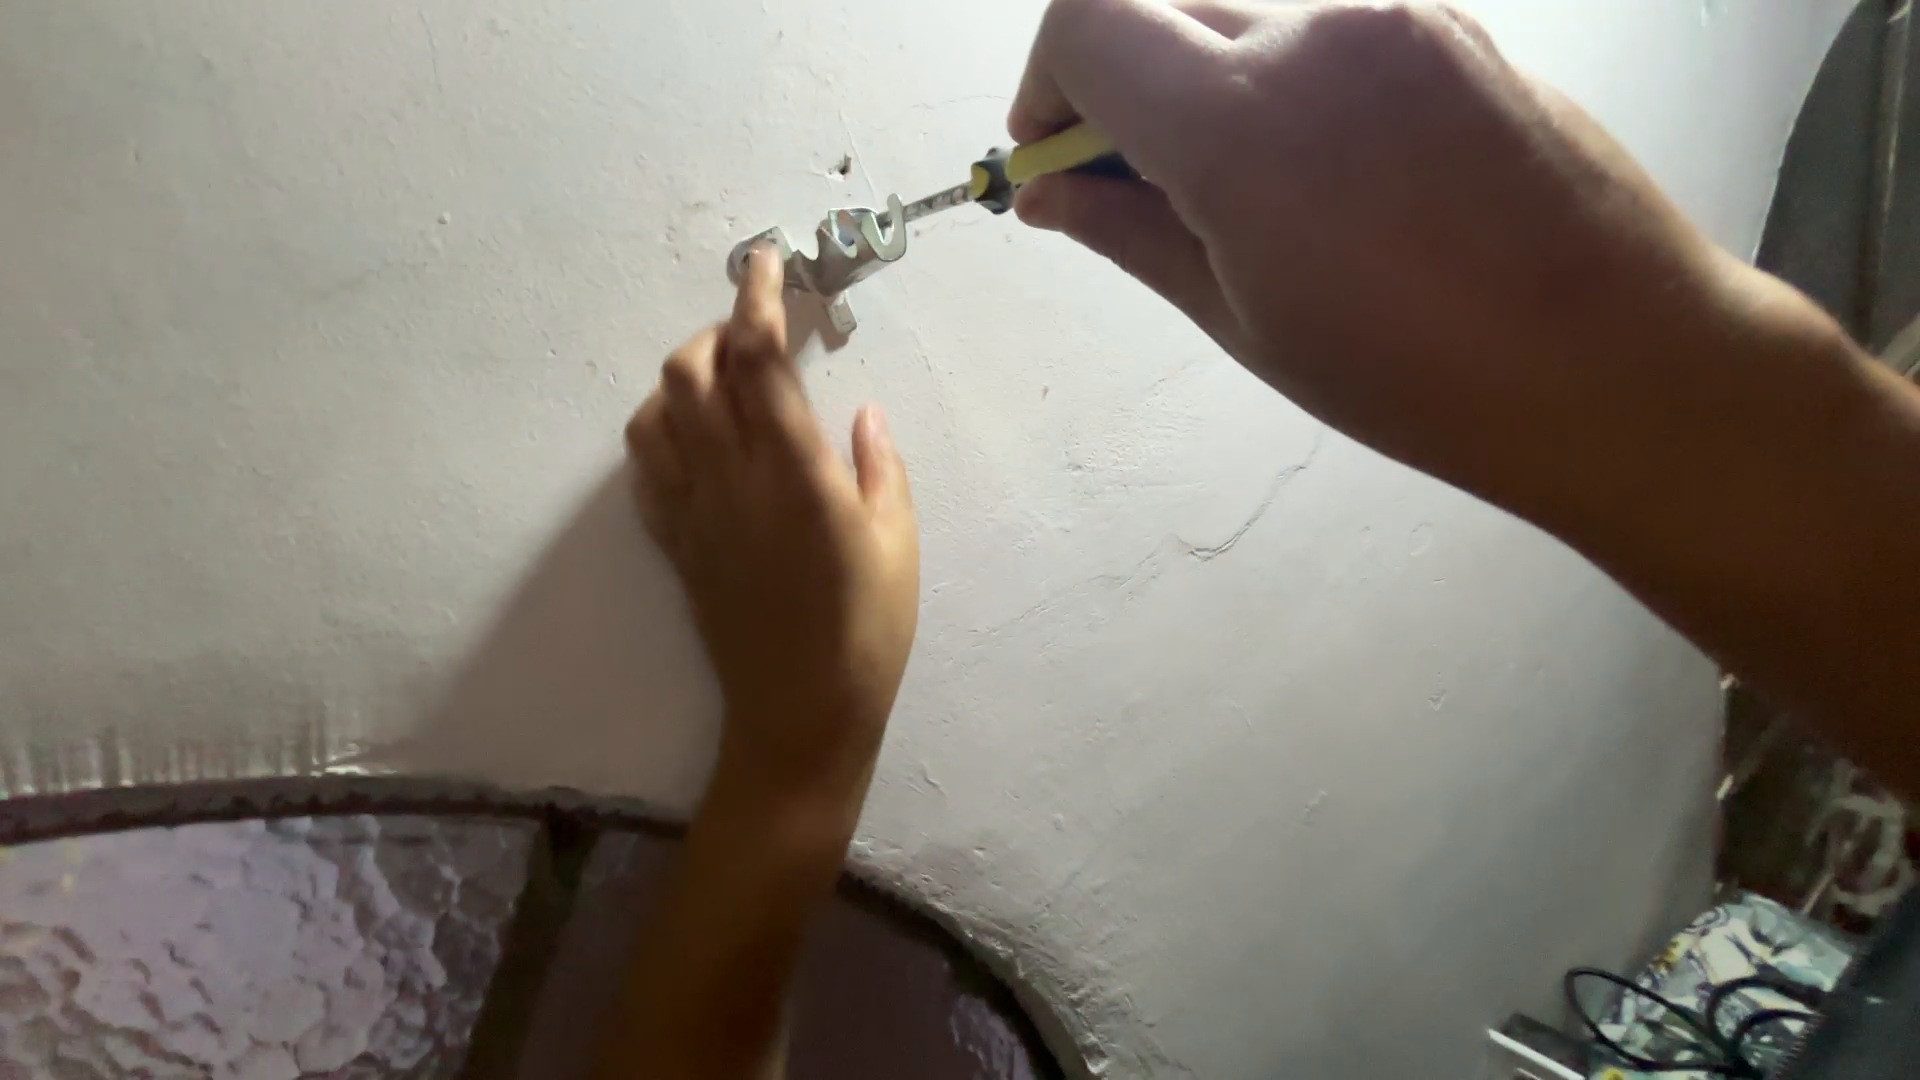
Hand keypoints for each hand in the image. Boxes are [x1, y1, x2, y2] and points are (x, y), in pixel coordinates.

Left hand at [625, 244, 919, 813]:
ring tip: (725, 380)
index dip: (758, 297)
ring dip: (685, 374)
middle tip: (759, 333)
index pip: (760, 360)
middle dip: (718, 329)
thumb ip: (880, 467)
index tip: (766, 260)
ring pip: (657, 411)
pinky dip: (661, 427)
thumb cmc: (866, 632)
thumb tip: (864, 411)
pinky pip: (645, 466)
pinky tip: (693, 434)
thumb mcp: (898, 544)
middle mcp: (732, 482)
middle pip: (692, 371)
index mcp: (796, 475)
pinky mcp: (676, 545)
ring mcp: (694, 514)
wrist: (800, 716)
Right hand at [1009, 0, 1742, 513]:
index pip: (1086, 24)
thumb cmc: (1392, 372)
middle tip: (1115, 182)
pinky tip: (1283, 169)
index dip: (1042, 86)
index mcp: (1241, 120)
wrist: (1602, 359)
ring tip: (1207, 189)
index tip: (1046, 158)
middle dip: (1103, 83)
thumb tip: (1042, 195)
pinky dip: (1251, 77)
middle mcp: (1312, 25)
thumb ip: (1124, 232)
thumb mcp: (1230, 315)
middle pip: (1151, 2)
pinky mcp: (1438, 20)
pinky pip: (1303, 24)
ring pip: (1227, 10)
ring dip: (1179, 80)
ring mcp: (1385, 11)